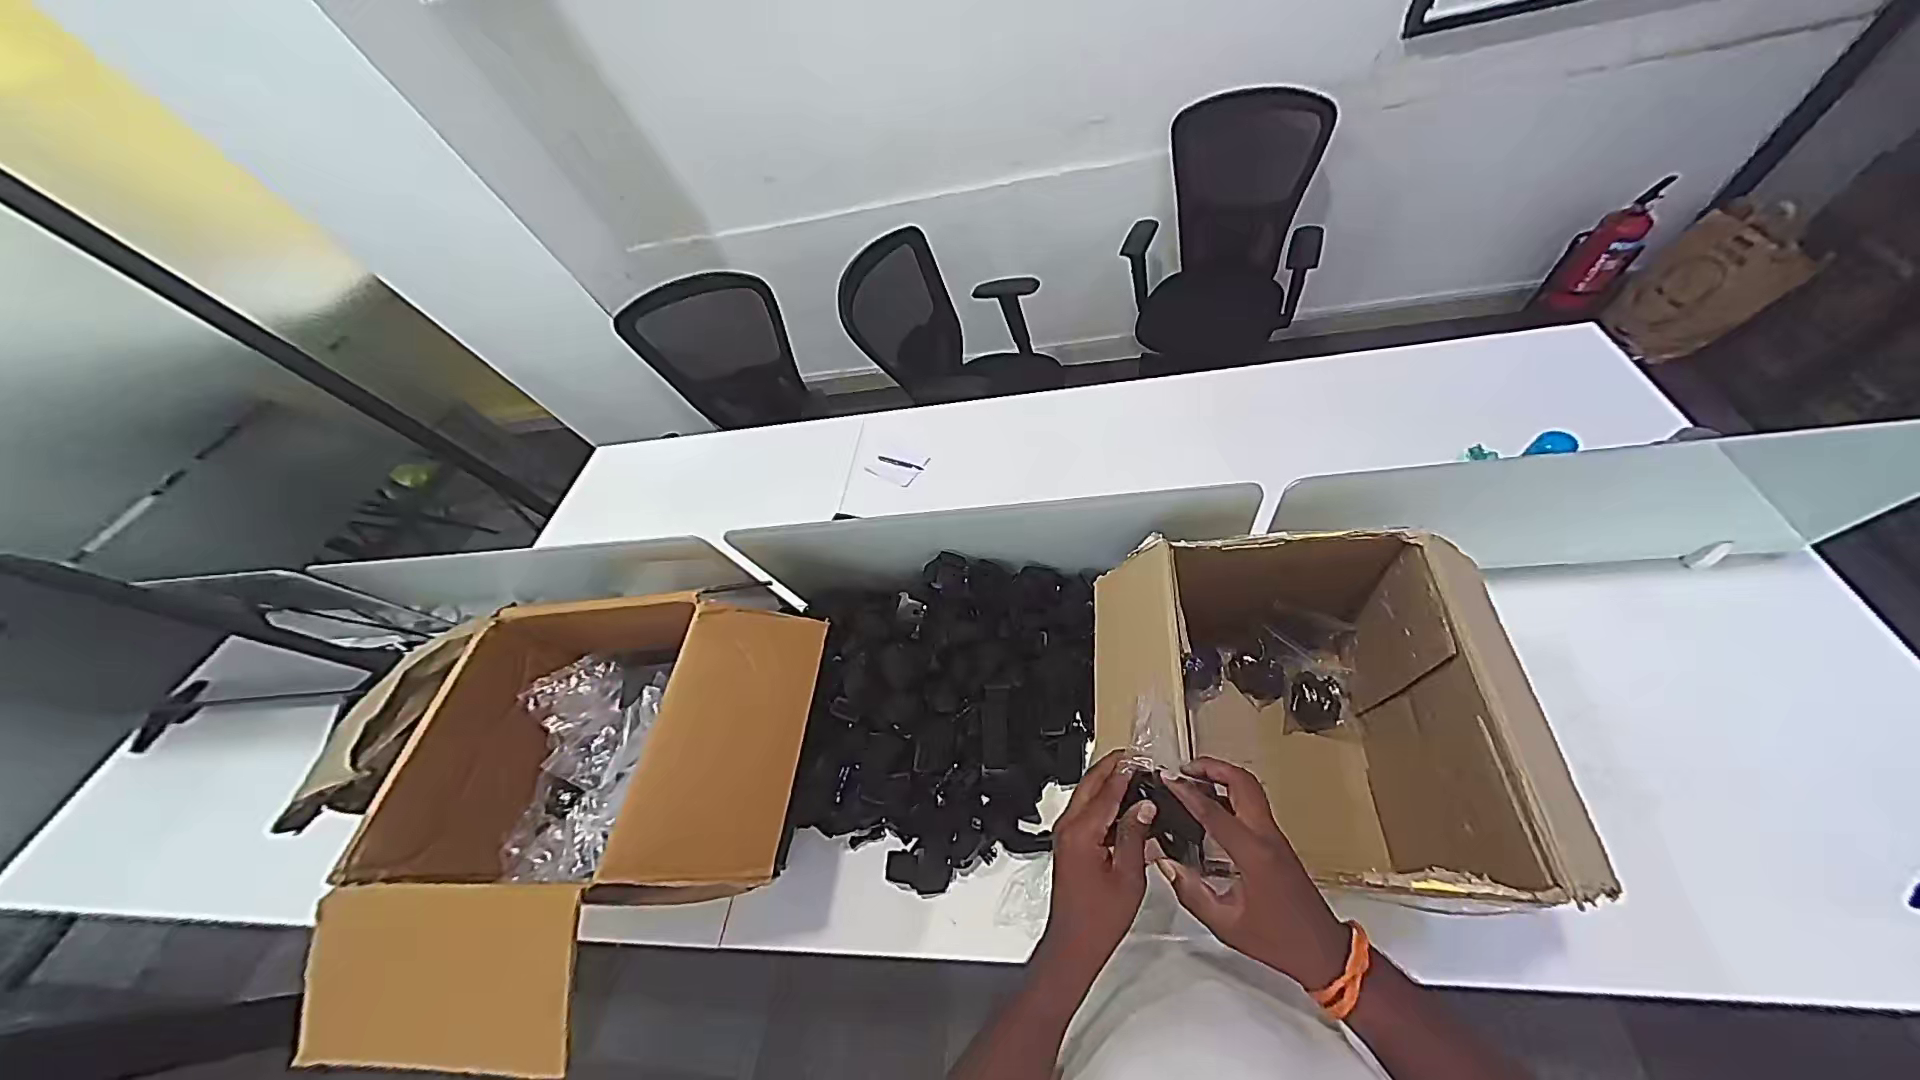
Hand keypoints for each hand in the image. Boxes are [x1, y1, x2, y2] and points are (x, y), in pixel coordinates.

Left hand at [1040, 749, 1155, 969]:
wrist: (1075, 942)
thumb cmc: (1098, 919)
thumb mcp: (1129, 876)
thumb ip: (1135, 836)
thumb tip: (1143, 807)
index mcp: (1081, 832)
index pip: (1106, 792)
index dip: (1124, 774)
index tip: (1139, 760)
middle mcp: (1068, 828)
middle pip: (1089, 786)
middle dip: (1110, 769)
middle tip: (1132, 759)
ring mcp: (1066, 835)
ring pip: (1086, 797)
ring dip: (1106, 784)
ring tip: (1131, 777)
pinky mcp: (1069, 844)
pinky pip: (1085, 813)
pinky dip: (1102, 804)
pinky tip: (1122, 808)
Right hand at [1158, 757, 1349, 988]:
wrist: (1323, 951)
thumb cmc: (1280, 940)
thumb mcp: (1226, 923)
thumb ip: (1190, 892)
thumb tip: (1166, 864)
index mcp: (1254, 855)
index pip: (1214, 811)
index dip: (1186, 792)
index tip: (1168, 780)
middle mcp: (1267, 837)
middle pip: (1242, 782)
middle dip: (1212, 766)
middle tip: (1185, 768)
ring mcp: (1275, 837)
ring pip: (1250, 788)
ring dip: (1223, 776)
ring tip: (1195, 779)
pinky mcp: (1276, 841)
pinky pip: (1253, 803)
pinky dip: (1231, 792)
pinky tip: (1213, 803)